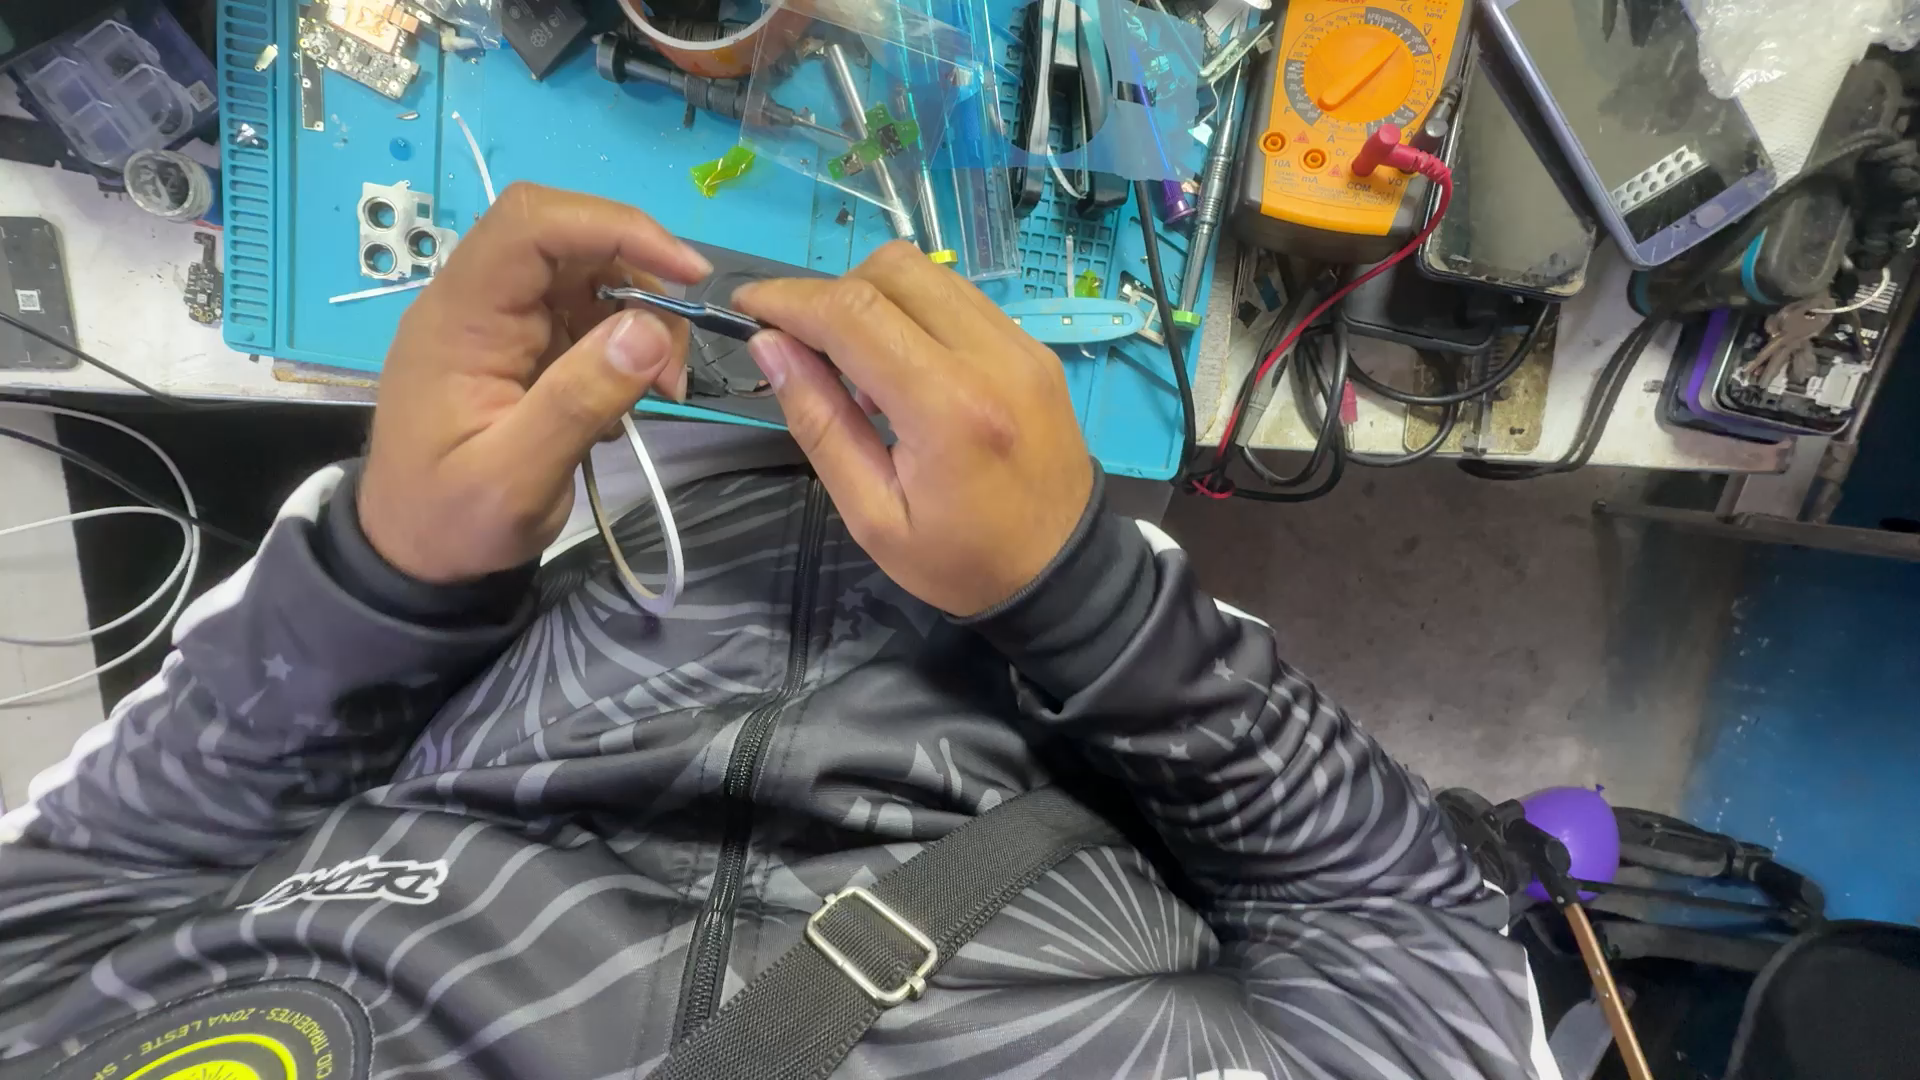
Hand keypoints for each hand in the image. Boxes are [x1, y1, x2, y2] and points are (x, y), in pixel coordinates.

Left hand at [359, 182, 710, 582]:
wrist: (419, 549)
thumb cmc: (455, 517)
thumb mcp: (517, 476)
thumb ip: (578, 401)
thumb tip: (651, 329)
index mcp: (462, 318)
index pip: (533, 225)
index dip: (616, 228)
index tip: (690, 274)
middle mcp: (482, 303)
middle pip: (573, 244)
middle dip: (644, 284)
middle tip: (677, 360)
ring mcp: (507, 324)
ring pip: (593, 280)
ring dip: (647, 321)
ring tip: (665, 388)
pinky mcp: (530, 347)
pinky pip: (594, 319)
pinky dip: (634, 346)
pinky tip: (636, 395)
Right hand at [733, 242, 1092, 616]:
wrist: (1060, 571)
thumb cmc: (960, 561)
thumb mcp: (873, 515)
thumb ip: (821, 424)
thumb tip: (771, 346)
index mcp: (947, 408)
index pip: (853, 314)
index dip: (789, 300)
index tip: (748, 307)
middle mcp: (992, 357)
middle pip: (893, 270)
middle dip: (831, 294)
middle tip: (807, 347)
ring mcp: (1022, 347)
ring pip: (930, 275)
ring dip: (875, 299)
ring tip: (859, 367)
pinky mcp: (1035, 351)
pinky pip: (962, 301)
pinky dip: (917, 314)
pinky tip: (907, 368)